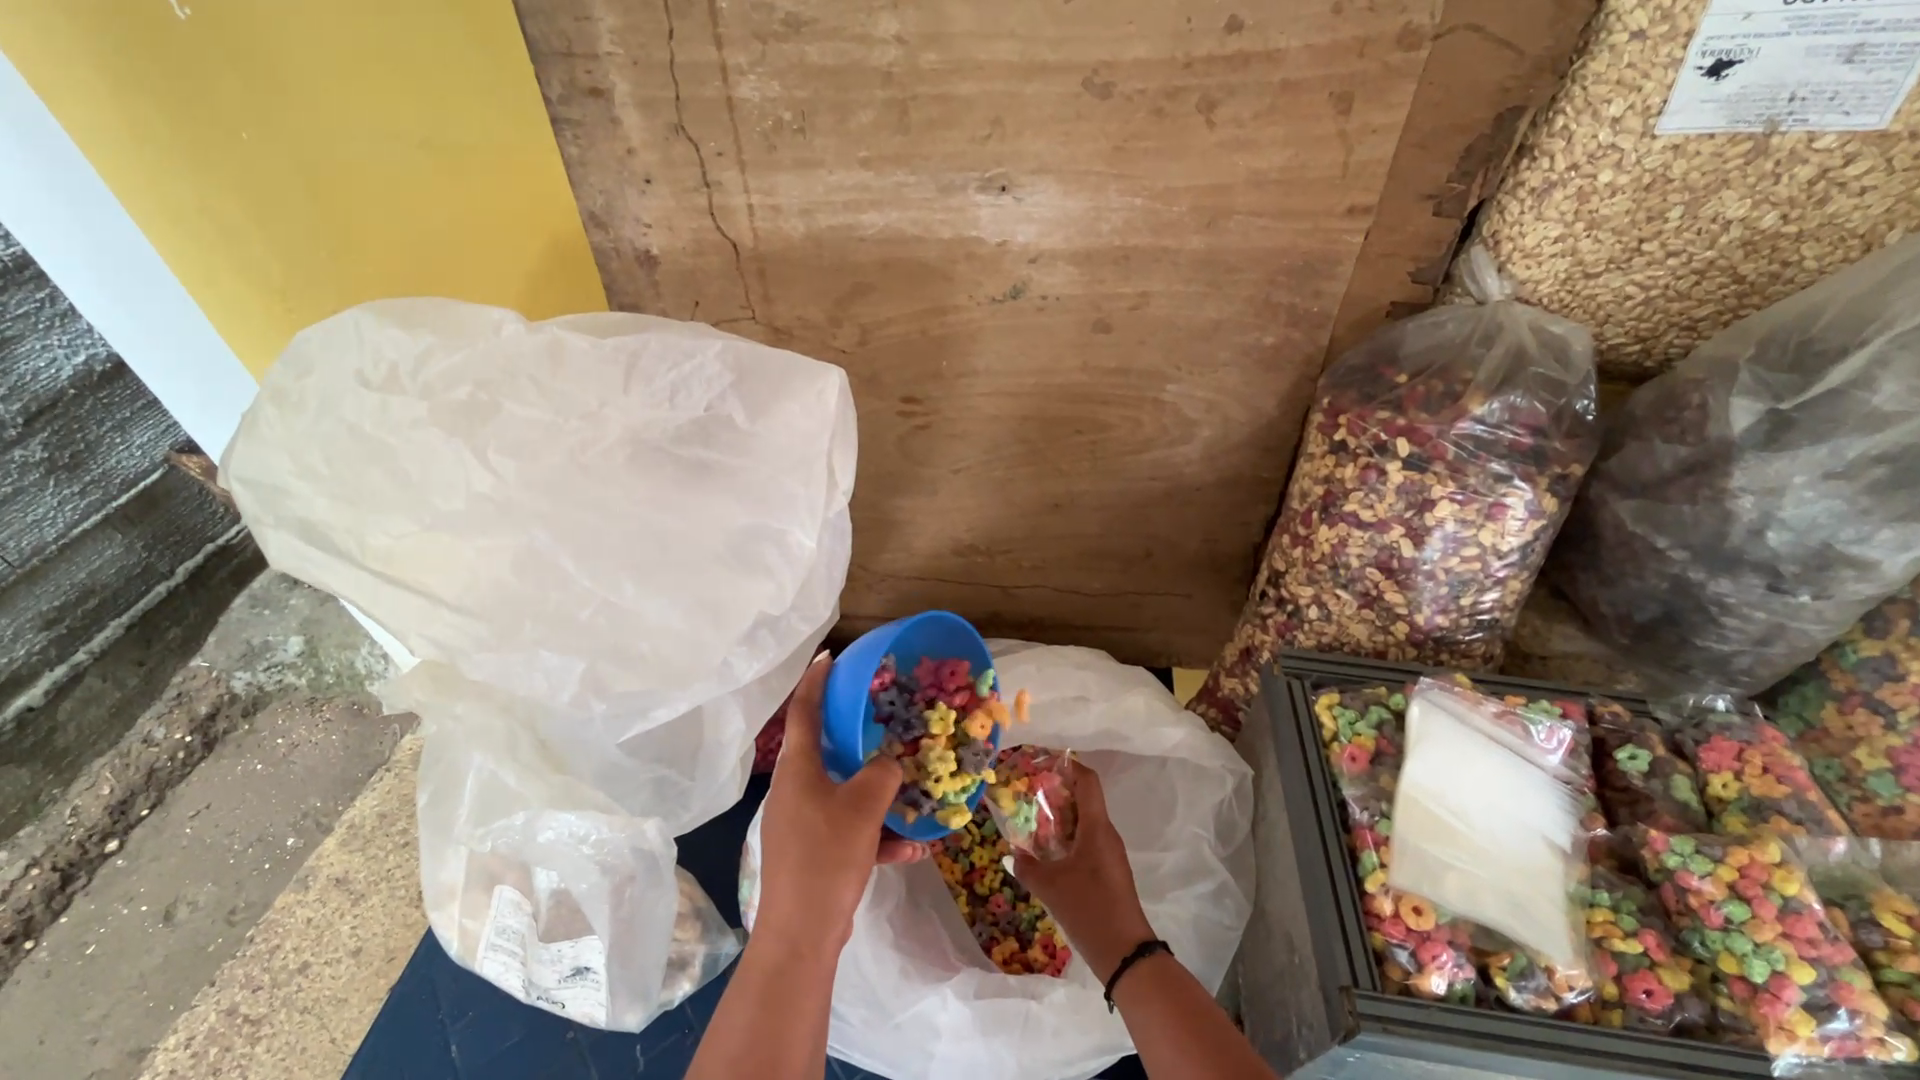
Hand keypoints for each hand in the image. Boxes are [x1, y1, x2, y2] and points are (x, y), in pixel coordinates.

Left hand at [753, 653, 925, 957]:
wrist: (802, 932)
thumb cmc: (827, 855)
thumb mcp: (864, 806)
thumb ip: (883, 774)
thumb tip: (890, 765)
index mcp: (798, 769)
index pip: (804, 711)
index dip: (816, 681)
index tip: (830, 656)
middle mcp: (795, 790)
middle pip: (828, 752)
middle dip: (859, 738)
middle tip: (887, 720)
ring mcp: (802, 824)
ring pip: (845, 795)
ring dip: (880, 796)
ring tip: (914, 793)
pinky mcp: (813, 854)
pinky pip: (850, 831)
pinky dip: (878, 836)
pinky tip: (912, 849)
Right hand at [1011, 762, 1156, 980]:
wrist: (1124, 952)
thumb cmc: (1088, 908)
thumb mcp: (1050, 887)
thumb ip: (1027, 866)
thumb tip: (1013, 854)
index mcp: (1097, 827)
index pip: (1087, 782)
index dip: (1068, 767)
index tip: (1043, 764)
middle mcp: (1106, 834)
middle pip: (1084, 801)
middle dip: (1056, 795)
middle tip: (1027, 797)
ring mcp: (1109, 854)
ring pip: (1084, 824)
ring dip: (1059, 821)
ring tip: (1030, 826)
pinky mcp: (1107, 873)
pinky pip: (1086, 844)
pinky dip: (1066, 841)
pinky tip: (1046, 856)